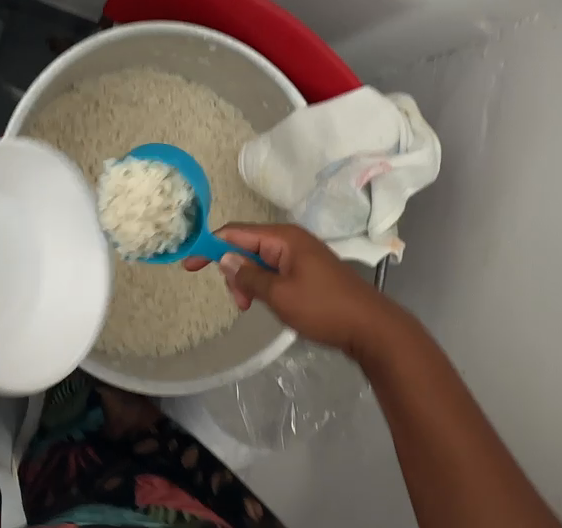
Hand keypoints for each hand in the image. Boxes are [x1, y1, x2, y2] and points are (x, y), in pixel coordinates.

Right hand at [184, 222, 399, 356]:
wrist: (372, 329)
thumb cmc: (324, 309)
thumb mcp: (279, 295)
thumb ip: (249, 276)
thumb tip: (225, 257)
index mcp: (283, 238)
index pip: (236, 233)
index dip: (210, 246)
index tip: (189, 264)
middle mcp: (291, 240)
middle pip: (247, 246)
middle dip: (234, 271)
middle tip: (239, 303)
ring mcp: (302, 255)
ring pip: (260, 261)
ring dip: (249, 282)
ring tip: (253, 308)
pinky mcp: (310, 271)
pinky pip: (275, 271)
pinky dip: (265, 285)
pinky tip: (269, 304)